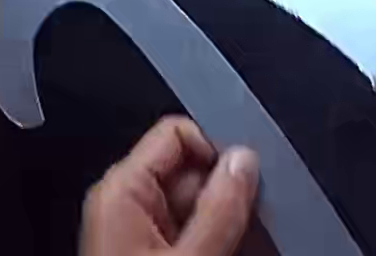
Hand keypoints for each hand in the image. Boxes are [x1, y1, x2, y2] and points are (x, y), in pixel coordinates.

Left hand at [81, 116, 259, 255]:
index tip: (248, 178)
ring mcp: (136, 231)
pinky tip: (235, 247)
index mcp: (121, 188)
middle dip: (226, 192)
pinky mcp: (147, 252)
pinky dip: (215, 238)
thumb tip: (246, 158)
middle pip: (193, 169)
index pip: (180, 132)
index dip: (217, 150)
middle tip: (254, 220)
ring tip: (249, 240)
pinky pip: (189, 231)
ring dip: (226, 219)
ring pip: (196, 203)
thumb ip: (219, 209)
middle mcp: (125, 201)